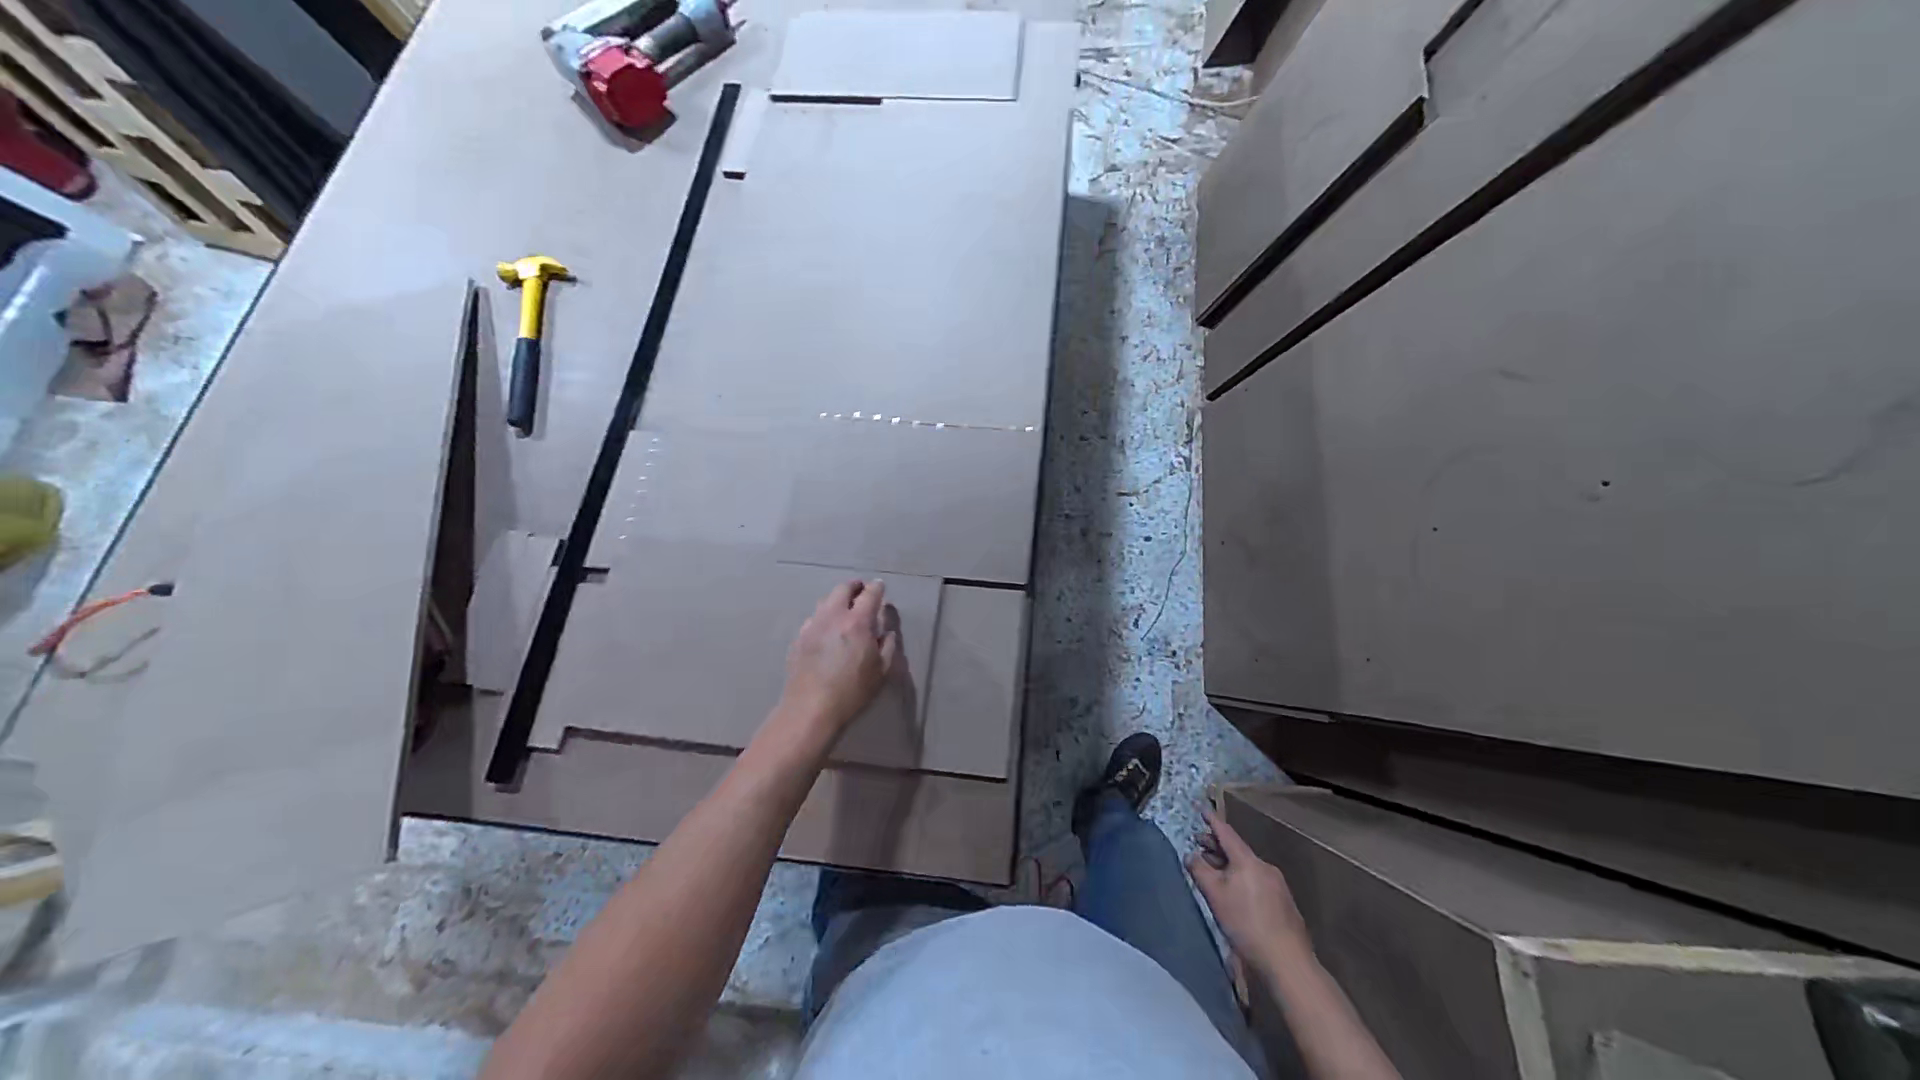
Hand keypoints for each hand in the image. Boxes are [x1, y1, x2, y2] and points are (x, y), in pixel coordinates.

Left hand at [779, 580, 899, 738]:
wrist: (810, 708)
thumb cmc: (852, 691)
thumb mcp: (881, 671)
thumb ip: (887, 646)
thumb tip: (886, 632)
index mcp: (857, 622)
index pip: (870, 594)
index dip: (877, 587)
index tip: (880, 586)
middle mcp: (833, 616)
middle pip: (842, 589)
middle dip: (854, 586)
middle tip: (861, 592)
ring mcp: (812, 626)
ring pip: (825, 601)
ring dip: (837, 600)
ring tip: (843, 610)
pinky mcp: (799, 638)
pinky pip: (813, 619)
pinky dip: (823, 617)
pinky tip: (826, 630)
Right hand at [1189, 805, 1311, 973]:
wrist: (1287, 960)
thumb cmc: (1245, 923)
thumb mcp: (1215, 895)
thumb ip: (1199, 870)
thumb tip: (1191, 855)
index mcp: (1248, 860)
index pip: (1226, 833)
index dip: (1212, 821)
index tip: (1202, 809)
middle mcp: (1264, 866)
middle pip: (1237, 849)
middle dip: (1217, 845)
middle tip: (1199, 843)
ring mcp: (1277, 884)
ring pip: (1246, 866)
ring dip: (1228, 863)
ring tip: (1212, 867)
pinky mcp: (1283, 902)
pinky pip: (1256, 880)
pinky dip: (1240, 877)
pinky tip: (1234, 891)